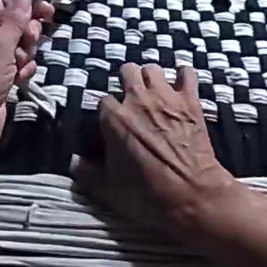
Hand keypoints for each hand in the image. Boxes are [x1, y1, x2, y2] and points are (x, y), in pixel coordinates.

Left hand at [0, 0, 53, 158]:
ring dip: (25, 52)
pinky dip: (21, 68)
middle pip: (11, 21)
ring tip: (19, 64)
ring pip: (17, 43)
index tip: (48, 10)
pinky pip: (15, 62)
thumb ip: (16, 19)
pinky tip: (20, 77)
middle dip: (26, 31)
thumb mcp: (0, 45)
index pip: (2, 0)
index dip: (25, 4)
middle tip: (30, 41)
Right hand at [76, 63, 255, 234]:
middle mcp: (137, 101)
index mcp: (114, 118)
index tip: (112, 123)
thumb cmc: (148, 196)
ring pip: (152, 69)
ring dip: (151, 77)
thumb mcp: (109, 191)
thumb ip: (87, 173)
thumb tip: (73, 161)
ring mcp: (165, 98)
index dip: (107, 111)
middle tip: (130, 97)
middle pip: (127, 71)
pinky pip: (187, 74)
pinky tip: (180, 84)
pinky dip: (183, 76)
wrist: (194, 197)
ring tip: (152, 90)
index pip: (103, 100)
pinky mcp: (190, 102)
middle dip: (126, 81)